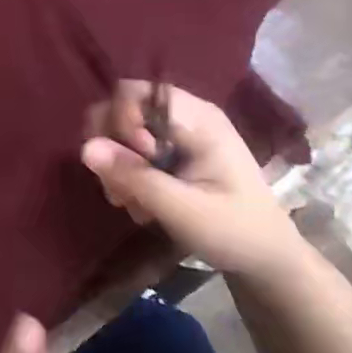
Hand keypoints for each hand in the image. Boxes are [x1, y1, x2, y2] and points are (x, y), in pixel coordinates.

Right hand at [81, 80, 306, 276]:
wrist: (267, 259)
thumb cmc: (235, 231)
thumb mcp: (184, 210)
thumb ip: (135, 177)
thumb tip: (85, 148)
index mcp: (197, 118)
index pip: (134, 93)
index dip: (122, 122)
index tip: (138, 160)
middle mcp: (184, 116)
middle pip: (122, 109)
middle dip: (112, 148)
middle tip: (121, 190)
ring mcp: (177, 134)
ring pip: (121, 133)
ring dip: (117, 169)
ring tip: (133, 205)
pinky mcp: (170, 153)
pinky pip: (131, 151)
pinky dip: (127, 177)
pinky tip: (140, 206)